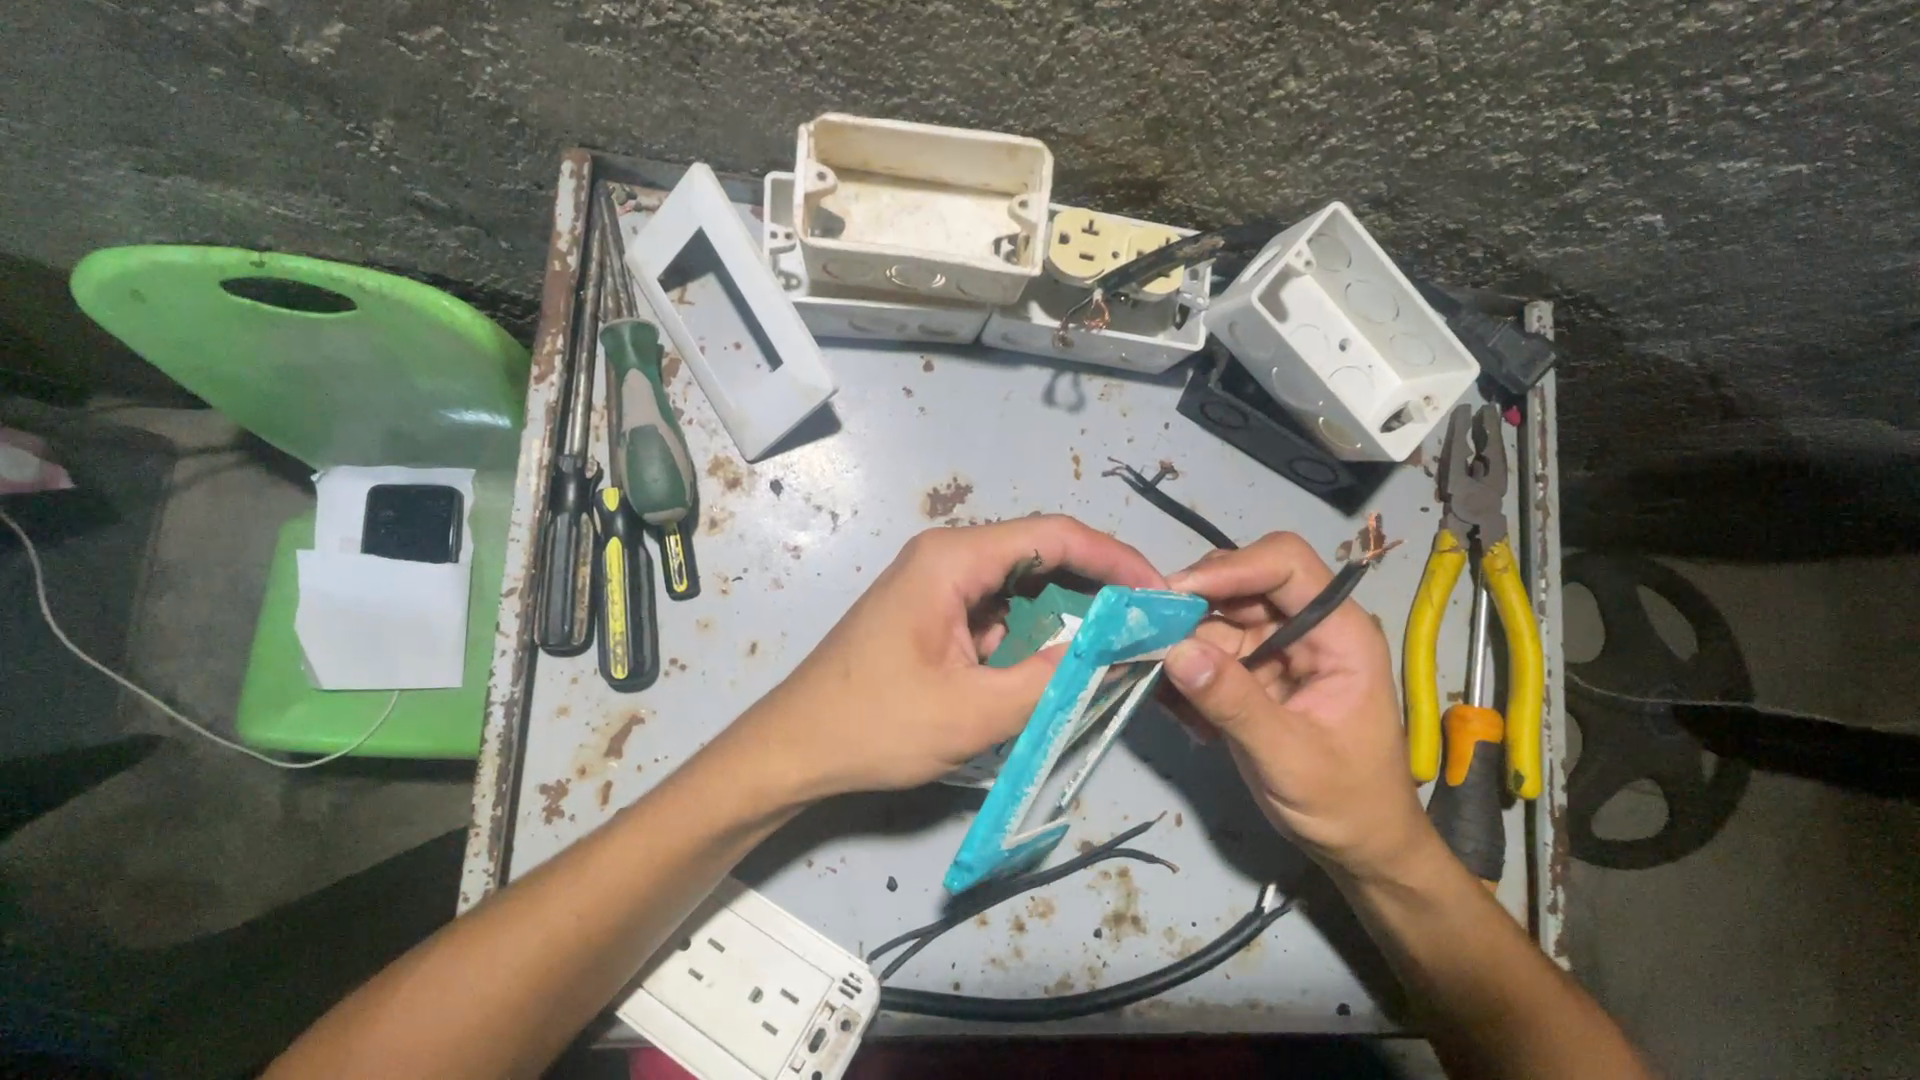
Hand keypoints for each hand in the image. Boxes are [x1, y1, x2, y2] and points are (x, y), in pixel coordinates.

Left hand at [725, 515, 1164, 801]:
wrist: (794, 748)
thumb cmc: (876, 725)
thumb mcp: (975, 712)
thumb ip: (1052, 678)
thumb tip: (1113, 652)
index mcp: (953, 558)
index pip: (1054, 536)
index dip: (1115, 558)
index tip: (1159, 591)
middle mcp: (945, 556)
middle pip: (1040, 554)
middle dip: (1096, 586)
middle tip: (1146, 622)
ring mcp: (934, 584)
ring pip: (1020, 585)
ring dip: (1065, 612)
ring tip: (1114, 645)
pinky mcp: (930, 612)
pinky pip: (995, 611)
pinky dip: (1031, 632)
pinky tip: (1056, 662)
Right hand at [1161, 532, 1436, 883]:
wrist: (1360, 846)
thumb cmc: (1346, 803)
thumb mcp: (1291, 759)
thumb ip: (1235, 704)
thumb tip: (1176, 651)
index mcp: (1339, 633)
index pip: (1286, 567)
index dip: (1232, 568)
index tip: (1174, 594)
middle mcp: (1306, 628)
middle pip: (1240, 584)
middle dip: (1191, 606)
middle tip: (1145, 636)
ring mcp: (1276, 649)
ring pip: (1213, 617)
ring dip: (1178, 645)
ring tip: (1154, 684)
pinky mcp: (1252, 672)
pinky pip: (1204, 652)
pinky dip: (1182, 673)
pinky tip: (1176, 709)